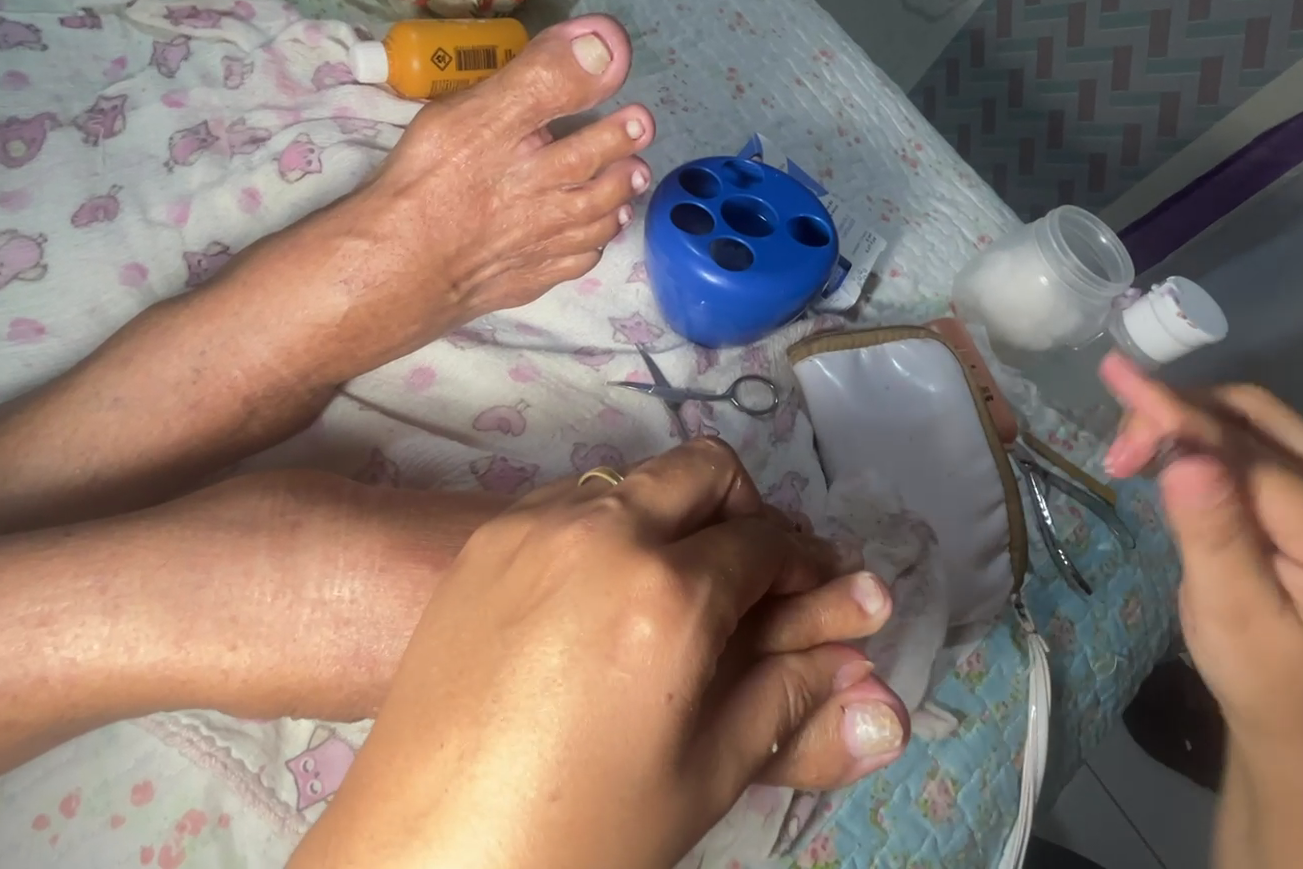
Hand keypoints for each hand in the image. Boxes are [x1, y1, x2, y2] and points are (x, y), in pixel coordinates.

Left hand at [293, 438, 909, 868]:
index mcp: (667, 594)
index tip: (821, 594)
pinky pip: (577, 497)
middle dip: (748, 512)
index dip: (809, 565)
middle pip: (707, 470)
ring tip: (676, 592)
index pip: (767, 542)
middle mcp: (603, 530)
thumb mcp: (702, 776)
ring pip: (639, 478)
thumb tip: (881, 683)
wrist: (421, 847)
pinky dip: (614, 523)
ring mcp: (536, 522)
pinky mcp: (490, 534)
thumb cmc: (577, 831)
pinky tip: (604, 593)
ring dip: (678, 514)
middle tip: (752, 583)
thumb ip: (794, 705)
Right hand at [353, 14, 653, 331]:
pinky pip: (565, 270)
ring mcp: (537, 253)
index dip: (620, 131)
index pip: (592, 145)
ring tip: (626, 203)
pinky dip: (585, 256)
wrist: (400, 269)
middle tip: (641, 165)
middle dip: (623, 175)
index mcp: (543, 166)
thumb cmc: (433, 181)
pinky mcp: (520, 284)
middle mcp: (550, 211)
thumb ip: (546, 78)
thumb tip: (606, 45)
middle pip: (596, 192)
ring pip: (588, 233)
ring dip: (612, 214)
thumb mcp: (484, 111)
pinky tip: (587, 250)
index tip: (641, 120)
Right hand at [1100, 354, 1302, 755]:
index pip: (1249, 454)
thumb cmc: (1263, 677)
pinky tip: (1170, 463)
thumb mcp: (1229, 613)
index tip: (1114, 372)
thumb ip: (1212, 532)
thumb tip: (1186, 459)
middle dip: (1178, 415)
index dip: (1176, 414)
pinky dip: (1204, 437)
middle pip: (1259, 417)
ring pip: (1256, 420)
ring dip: (1186, 423)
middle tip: (1118, 454)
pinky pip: (1259, 440)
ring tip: (1132, 459)